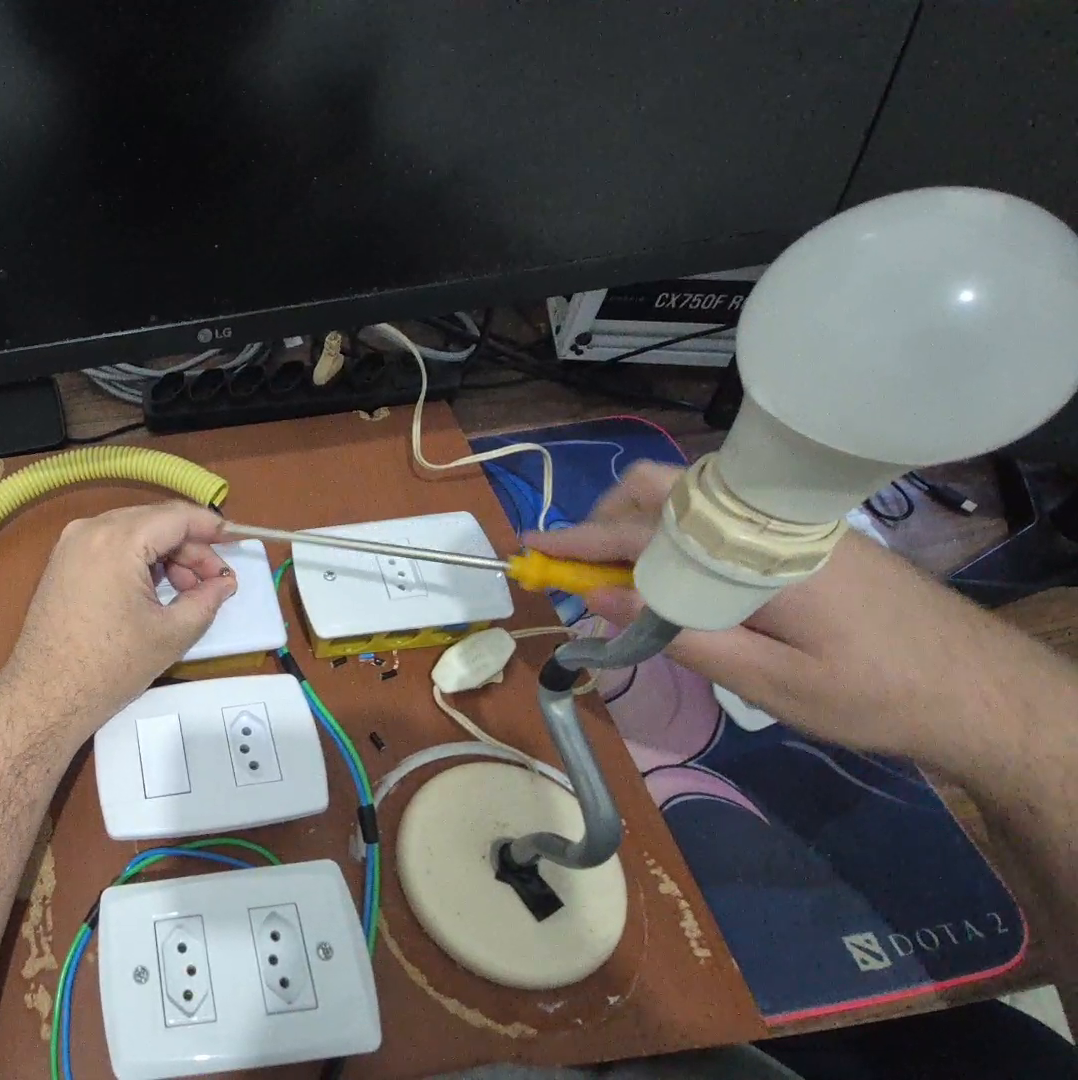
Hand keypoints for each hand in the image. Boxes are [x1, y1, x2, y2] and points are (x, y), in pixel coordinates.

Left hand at [0, 501, 237, 743]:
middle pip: (154, 521)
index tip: (236, 542)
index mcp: (117, 540)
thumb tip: (225, 583)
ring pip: (133, 531)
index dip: (211, 528)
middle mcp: (90, 529)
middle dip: (189, 547)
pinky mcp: (62, 561)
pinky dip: (138, 559)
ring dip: (165, 554)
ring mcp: (71, 543)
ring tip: (187, 591)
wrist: (47, 694)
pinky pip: (111, 544)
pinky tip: (155, 588)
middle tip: (214, 580)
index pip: (176, 517)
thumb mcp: (171, 633)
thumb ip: (206, 600)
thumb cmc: (110, 666)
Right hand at [528, 463, 1053, 766]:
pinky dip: (672, 537)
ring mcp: (791, 525)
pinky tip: (673, 580)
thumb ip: (678, 634)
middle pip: (662, 488)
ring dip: (637, 527)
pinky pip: (716, 518)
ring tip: (618, 579)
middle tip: (580, 568)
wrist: (998, 700)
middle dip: (605, 520)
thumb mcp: (769, 682)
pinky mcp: (803, 538)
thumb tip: (598, 597)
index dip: (581, 541)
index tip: (534, 549)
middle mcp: (772, 522)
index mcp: (762, 553)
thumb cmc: (880, 698)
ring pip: (688, 498)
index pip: (648, 531)